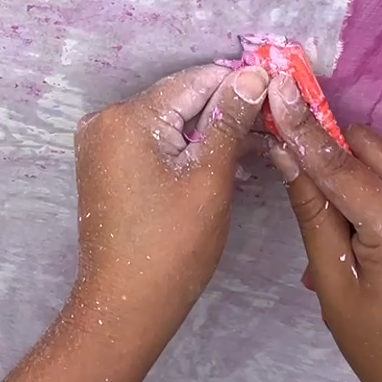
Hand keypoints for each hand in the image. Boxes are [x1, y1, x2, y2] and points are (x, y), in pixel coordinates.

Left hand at [0, 63, 270, 381]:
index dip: (240, 83)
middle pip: (180, 97)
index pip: (194, 80)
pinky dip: (185, 144)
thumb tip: (253, 73)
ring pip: (169, 118)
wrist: (123, 307)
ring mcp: (102, 141)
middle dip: (226, 107)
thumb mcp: (209, 178)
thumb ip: (229, 120)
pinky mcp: (106, 162)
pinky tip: (221, 156)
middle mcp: (107, 118)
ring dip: (209, 127)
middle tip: (274, 122)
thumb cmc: (172, 247)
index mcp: (128, 116)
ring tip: (256, 142)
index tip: (279, 92)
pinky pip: (153, 138)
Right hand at [266, 76, 381, 381]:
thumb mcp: (334, 285)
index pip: (342, 166)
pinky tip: (353, 219)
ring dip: (347, 165)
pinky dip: (367, 181)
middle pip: (366, 145)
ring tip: (328, 211)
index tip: (277, 89)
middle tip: (293, 165)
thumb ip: (312, 213)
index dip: (305, 127)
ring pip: (381, 155)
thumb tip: (286, 154)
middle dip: (327, 147)